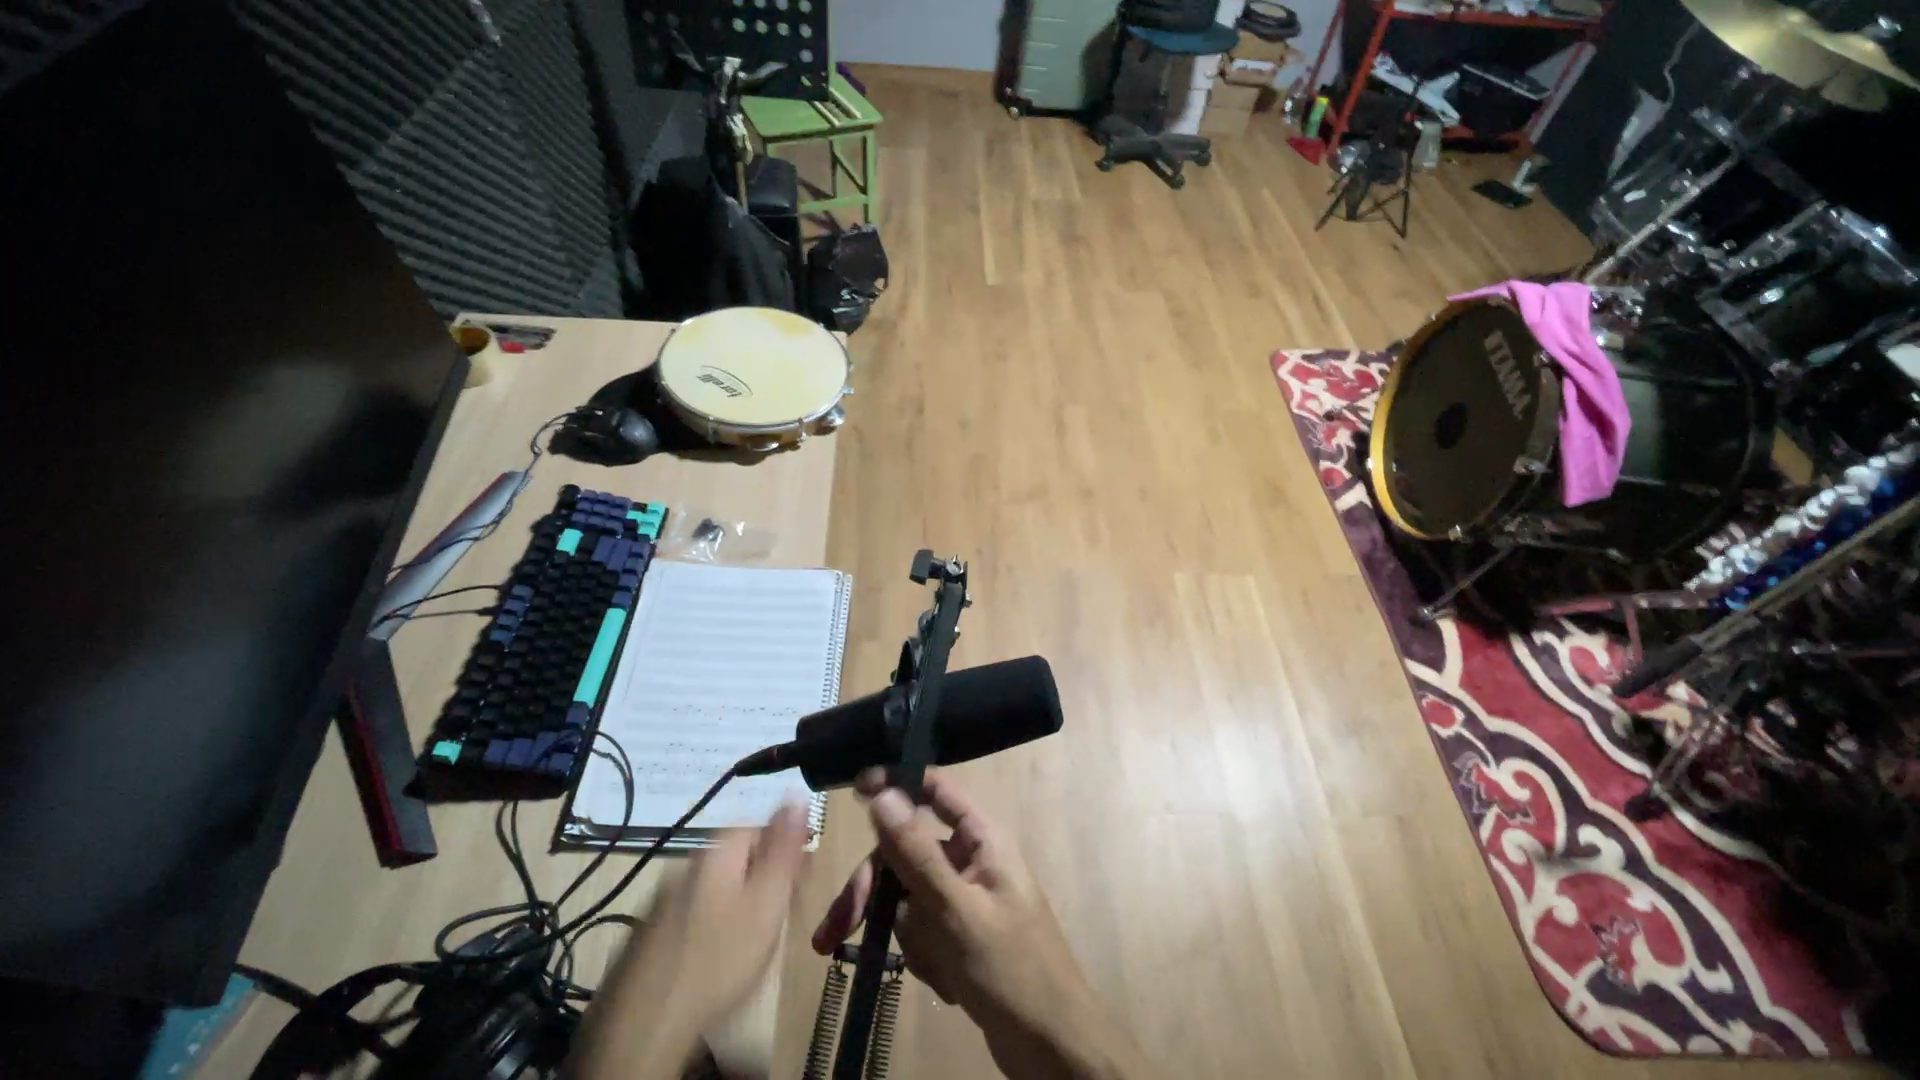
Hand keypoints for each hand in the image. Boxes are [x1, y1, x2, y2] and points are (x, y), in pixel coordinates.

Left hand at [572, 803, 808, 1079]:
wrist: (646, 1023)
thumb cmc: (720, 958)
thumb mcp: (766, 902)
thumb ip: (783, 849)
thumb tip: (797, 795)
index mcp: (714, 853)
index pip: (756, 824)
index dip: (784, 843)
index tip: (802, 873)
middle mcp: (683, 866)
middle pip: (733, 856)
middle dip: (761, 873)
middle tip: (781, 908)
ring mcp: (659, 901)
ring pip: (711, 886)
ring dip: (735, 900)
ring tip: (753, 935)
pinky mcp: (646, 935)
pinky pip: (690, 914)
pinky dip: (709, 925)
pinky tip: (715, 955)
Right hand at [812, 769, 1155, 1079]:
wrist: (1052, 1046)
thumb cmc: (1011, 971)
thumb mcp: (956, 912)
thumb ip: (916, 854)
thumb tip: (882, 794)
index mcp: (983, 839)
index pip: (934, 790)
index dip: (895, 784)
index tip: (852, 791)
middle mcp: (973, 859)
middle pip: (905, 852)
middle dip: (874, 892)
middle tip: (837, 929)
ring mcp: (967, 897)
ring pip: (908, 895)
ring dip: (909, 935)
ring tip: (933, 972)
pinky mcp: (962, 933)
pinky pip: (922, 928)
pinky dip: (924, 955)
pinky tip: (946, 984)